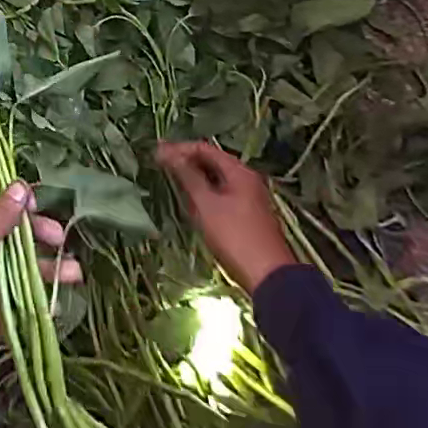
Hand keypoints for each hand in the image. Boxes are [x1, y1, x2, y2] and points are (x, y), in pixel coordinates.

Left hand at [0, 173, 80, 382]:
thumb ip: (0, 213)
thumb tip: (20, 185)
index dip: (11, 189)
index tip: (37, 199)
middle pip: (5, 228)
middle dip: (34, 231)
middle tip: (60, 238)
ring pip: (13, 265)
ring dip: (42, 267)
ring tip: (74, 273)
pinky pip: (11, 299)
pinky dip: (32, 300)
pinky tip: (55, 303)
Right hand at [156, 141, 295, 292]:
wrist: (270, 279)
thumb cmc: (235, 237)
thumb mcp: (206, 204)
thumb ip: (187, 176)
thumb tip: (168, 153)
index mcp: (239, 172)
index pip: (204, 149)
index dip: (179, 149)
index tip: (156, 154)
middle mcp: (247, 179)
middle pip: (212, 161)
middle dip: (186, 162)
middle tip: (161, 165)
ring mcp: (250, 198)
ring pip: (216, 179)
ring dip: (194, 177)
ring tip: (172, 180)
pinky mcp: (248, 215)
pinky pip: (222, 193)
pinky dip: (205, 192)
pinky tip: (192, 201)